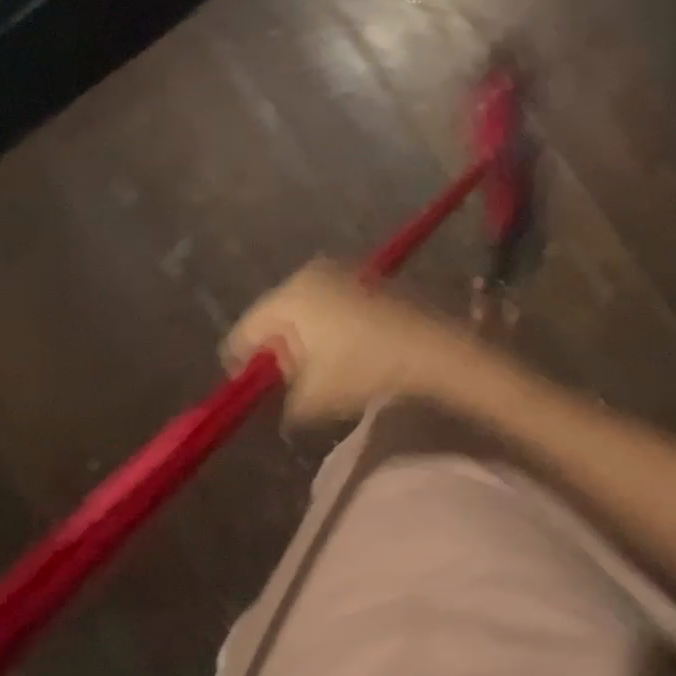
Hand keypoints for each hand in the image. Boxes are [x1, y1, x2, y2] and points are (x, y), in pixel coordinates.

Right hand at [223, 260, 489, 425]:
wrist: (432, 346)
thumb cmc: (364, 367)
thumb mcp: (313, 399)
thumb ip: (285, 404)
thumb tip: (285, 402)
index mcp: (288, 296)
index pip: (246, 331)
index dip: (243, 364)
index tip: (252, 391)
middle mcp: (308, 273)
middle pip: (274, 316)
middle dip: (279, 350)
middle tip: (293, 382)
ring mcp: (340, 271)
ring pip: (305, 310)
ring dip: (306, 340)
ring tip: (325, 370)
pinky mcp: (366, 277)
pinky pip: (331, 304)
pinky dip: (331, 327)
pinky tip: (350, 352)